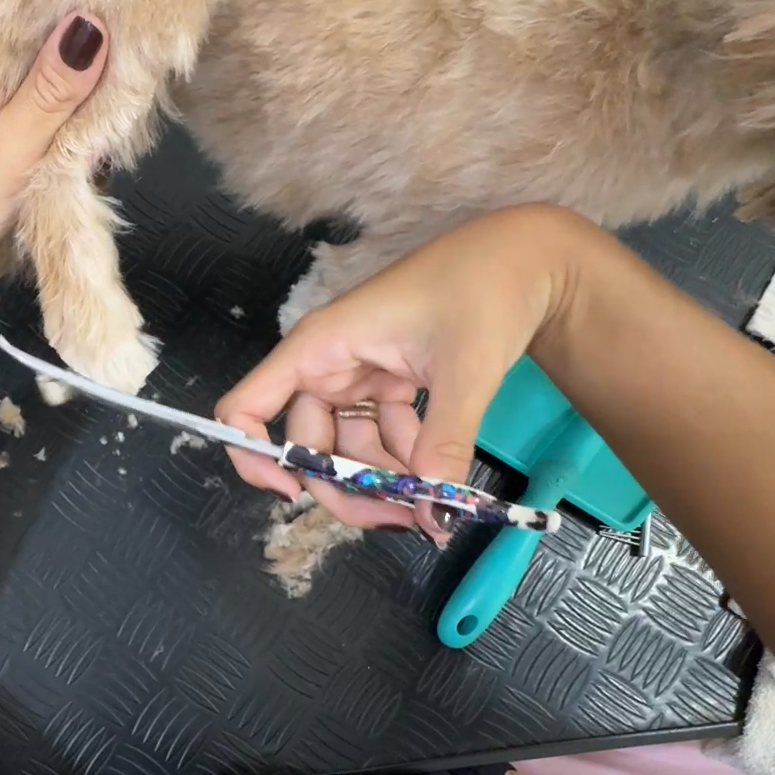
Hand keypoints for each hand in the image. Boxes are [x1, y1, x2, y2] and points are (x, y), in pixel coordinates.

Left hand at [0, 12, 109, 294]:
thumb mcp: (6, 150)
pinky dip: (63, 144)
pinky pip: (41, 132)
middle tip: (119, 114)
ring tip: (100, 146)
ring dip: (79, 121)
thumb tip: (91, 26)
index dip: (88, 35)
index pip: (44, 26)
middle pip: (51, 63)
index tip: (130, 53)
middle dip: (90, 83)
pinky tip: (79, 162)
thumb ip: (49, 94)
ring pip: (50, 101)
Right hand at [216, 204, 596, 541]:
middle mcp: (324, 367)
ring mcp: (353, 380)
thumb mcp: (465, 369)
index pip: (245, 407)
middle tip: (402, 519)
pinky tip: (440, 474)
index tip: (292, 493)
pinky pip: (378, 440)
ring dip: (382, 483)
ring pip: (344, 451)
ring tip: (435, 506)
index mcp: (318, 349)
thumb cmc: (484, 289)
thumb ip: (443, 442)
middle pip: (305, 445)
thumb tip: (436, 515)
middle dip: (345, 487)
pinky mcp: (382, 389)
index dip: (253, 456)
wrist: (529, 255)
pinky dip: (404, 463)